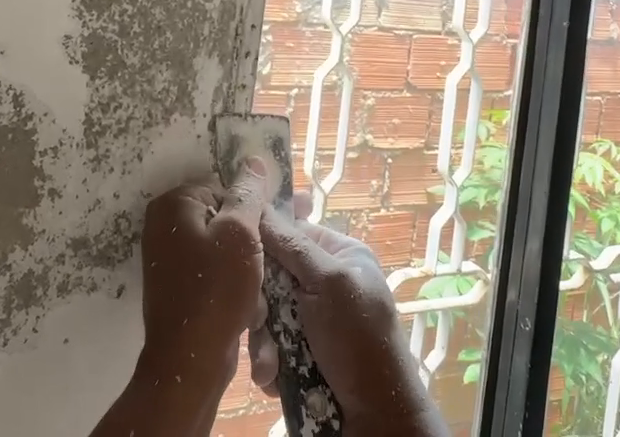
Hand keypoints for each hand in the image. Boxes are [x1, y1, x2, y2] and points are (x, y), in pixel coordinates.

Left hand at [136, 157, 273, 387]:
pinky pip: (216, 276)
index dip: (256, 207)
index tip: (288, 220)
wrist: (189, 361)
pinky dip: (235, 288)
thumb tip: (253, 161)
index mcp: (173, 205)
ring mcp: (169, 259)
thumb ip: (247, 195)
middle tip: (282, 255)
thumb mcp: (239, 234)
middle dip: (255, 241)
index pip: (223, 191)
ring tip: (263, 290)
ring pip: (224, 252)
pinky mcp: (179, 288)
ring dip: (248, 270)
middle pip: (224, 221)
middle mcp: (164, 226)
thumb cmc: (215, 290)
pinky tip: (251, 306)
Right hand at [258, 211, 448, 436]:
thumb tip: (259, 203)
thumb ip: (293, 245)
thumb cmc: (359, 339)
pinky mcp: (299, 351)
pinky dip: (269, 363)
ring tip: (271, 364)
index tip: (243, 255)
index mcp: (339, 255)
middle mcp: (325, 282)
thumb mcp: (330, 282)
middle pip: (272, 275)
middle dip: (262, 305)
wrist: (376, 418)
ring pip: (266, 314)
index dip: (266, 242)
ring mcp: (311, 319)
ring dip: (264, 342)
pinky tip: (274, 376)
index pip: (291, 231)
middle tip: (262, 322)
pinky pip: (269, 344)